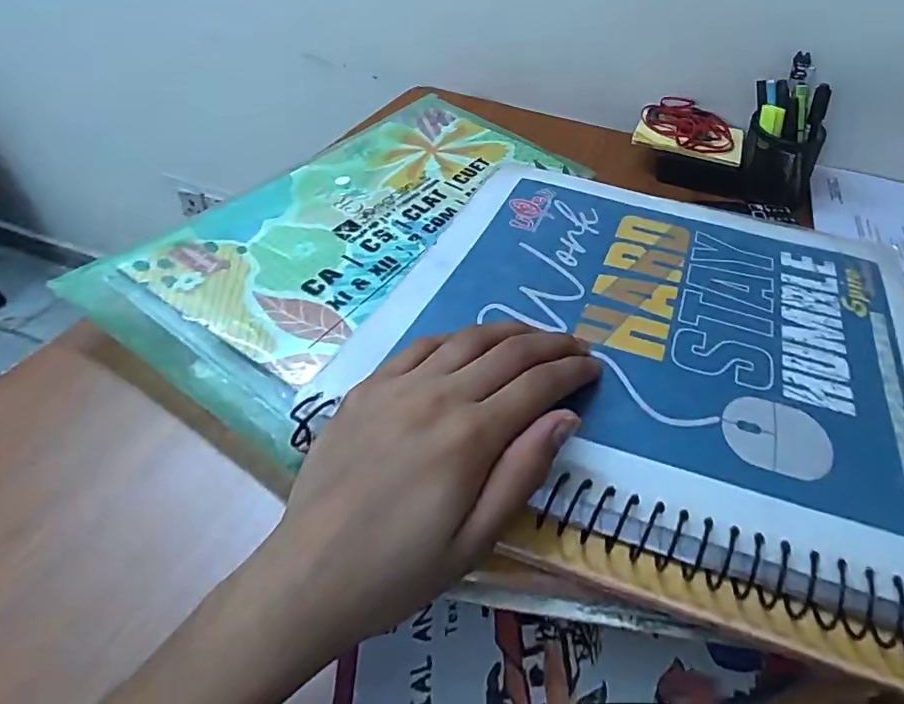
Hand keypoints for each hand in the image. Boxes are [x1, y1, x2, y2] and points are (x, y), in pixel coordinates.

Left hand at [271, 322, 599, 649]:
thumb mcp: (475, 541)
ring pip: (467, 338)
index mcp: (470, 436)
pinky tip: (467, 343)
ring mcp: (399, 384)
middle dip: (550, 343)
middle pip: (508, 352)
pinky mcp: (368, 385)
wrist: (309, 573)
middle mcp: (438, 395)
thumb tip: (564, 417)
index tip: (593, 366)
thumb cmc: (400, 570)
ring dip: (508, 331)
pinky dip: (455, 337)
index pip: (536, 385)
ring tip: (533, 336)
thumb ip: (523, 472)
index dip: (571, 371)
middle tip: (576, 345)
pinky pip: (421, 345)